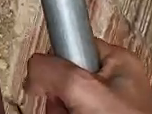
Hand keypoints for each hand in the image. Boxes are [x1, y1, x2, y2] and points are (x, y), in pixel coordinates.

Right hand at [23, 42, 151, 113]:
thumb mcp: (81, 87)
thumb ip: (50, 67)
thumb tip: (33, 69)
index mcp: (118, 61)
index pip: (70, 44)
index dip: (56, 63)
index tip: (54, 79)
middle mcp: (116, 83)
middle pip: (65, 78)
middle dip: (58, 97)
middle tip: (67, 109)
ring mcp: (110, 109)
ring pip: (67, 102)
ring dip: (61, 112)